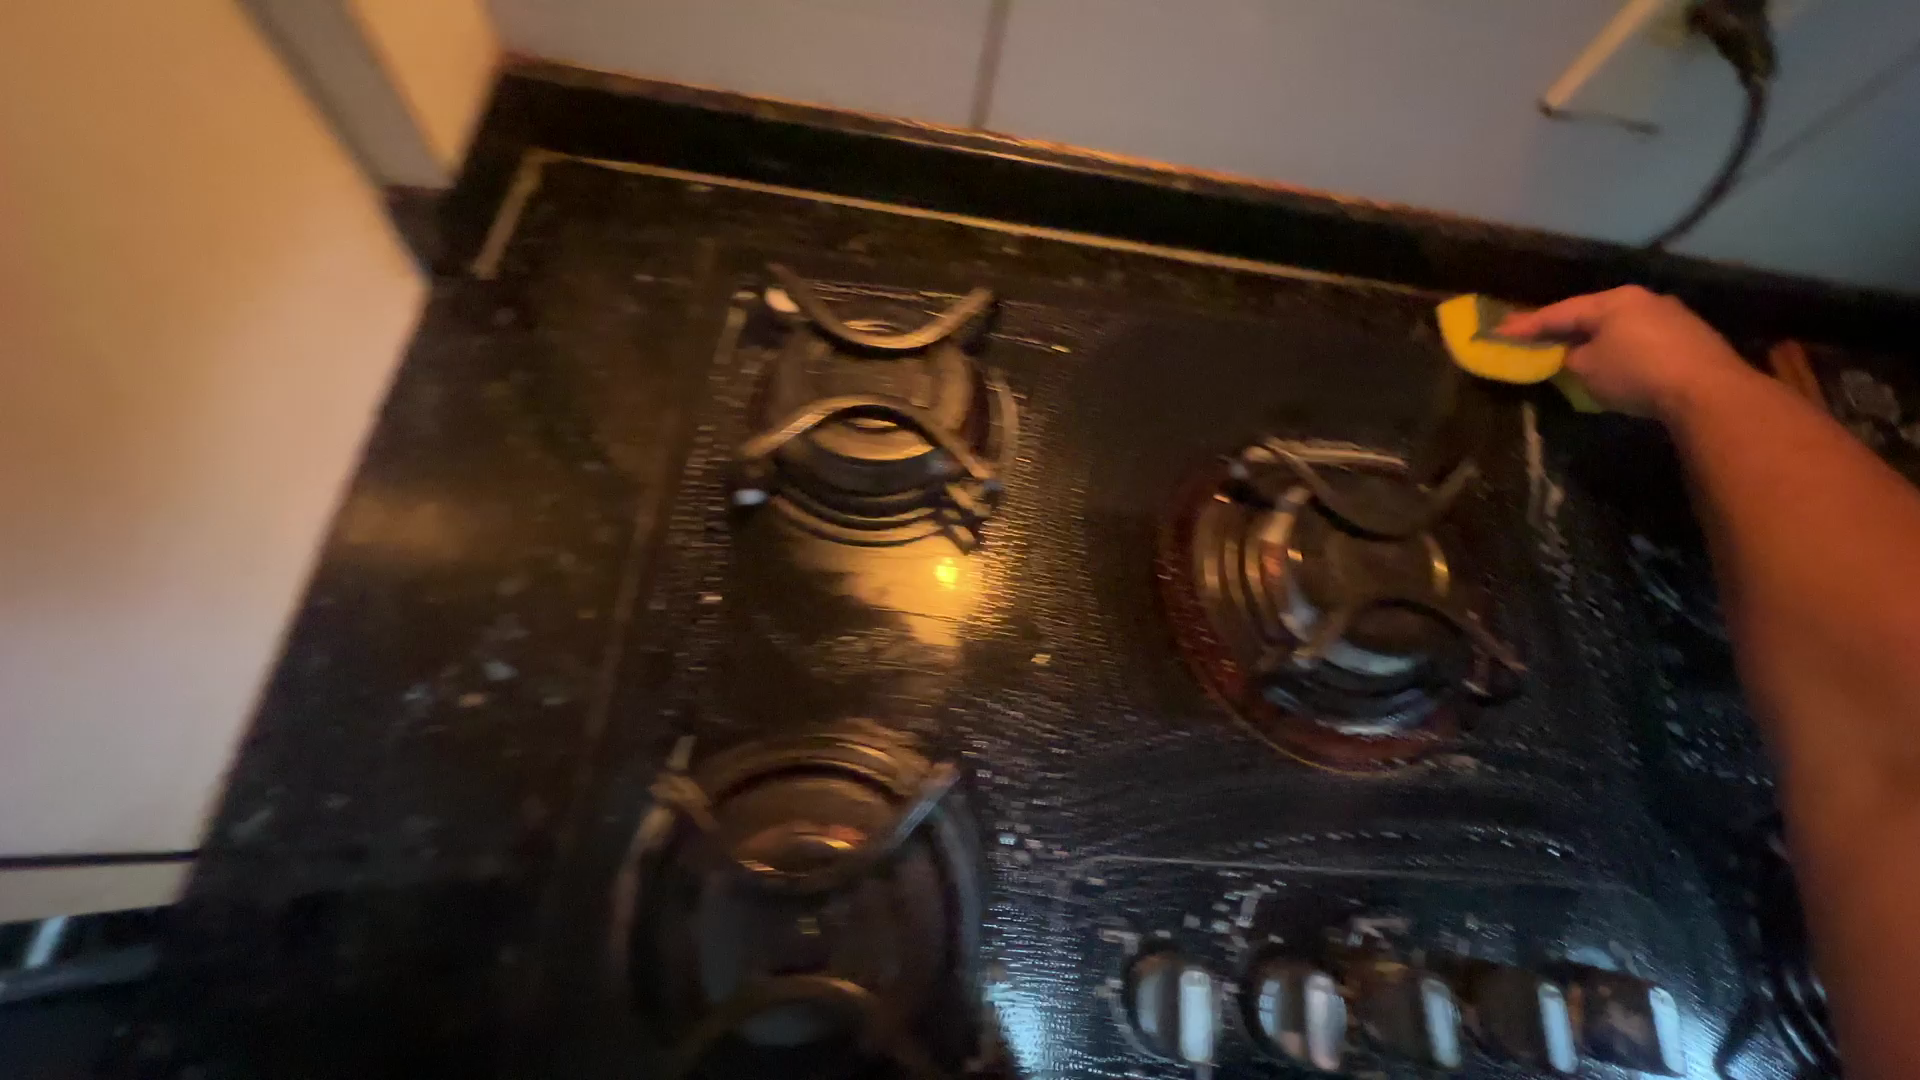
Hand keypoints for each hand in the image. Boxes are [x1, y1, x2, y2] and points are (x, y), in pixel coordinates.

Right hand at [1497, 286, 1752, 419]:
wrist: (1706, 390)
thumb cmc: (1634, 373)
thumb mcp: (1585, 368)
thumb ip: (1568, 356)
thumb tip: (1570, 353)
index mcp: (1613, 301)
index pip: (1558, 311)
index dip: (1526, 325)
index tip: (1498, 331)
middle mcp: (1642, 300)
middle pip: (1589, 313)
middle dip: (1559, 326)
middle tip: (1530, 335)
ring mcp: (1670, 316)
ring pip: (1615, 324)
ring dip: (1589, 336)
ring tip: (1566, 347)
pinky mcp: (1687, 337)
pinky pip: (1636, 337)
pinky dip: (1614, 345)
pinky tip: (1605, 357)